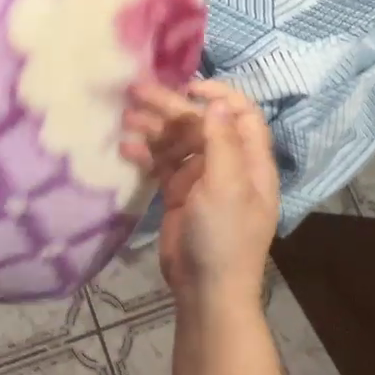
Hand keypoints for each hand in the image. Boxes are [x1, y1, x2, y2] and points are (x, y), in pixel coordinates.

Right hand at [119, 79, 279, 308]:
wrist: (205, 288)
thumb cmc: (224, 237)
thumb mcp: (226, 188)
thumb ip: (222, 143)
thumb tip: (216, 102)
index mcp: (250, 163)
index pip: (241, 115)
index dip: (218, 95)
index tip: (186, 86)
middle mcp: (226, 165)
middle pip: (199, 123)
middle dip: (170, 106)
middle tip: (135, 92)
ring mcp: (200, 179)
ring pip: (176, 140)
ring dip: (152, 126)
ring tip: (125, 119)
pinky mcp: (177, 192)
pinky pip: (160, 161)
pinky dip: (144, 152)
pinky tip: (125, 148)